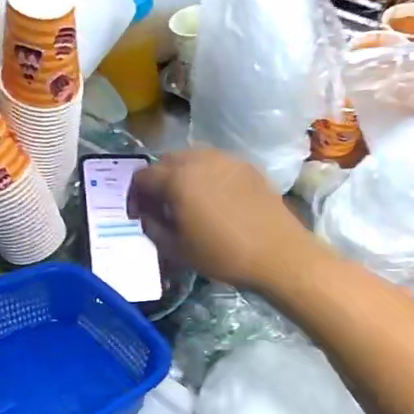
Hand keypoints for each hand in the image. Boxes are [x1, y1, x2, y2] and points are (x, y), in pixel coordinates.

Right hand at [127, 149, 320, 291]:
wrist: (278, 253)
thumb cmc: (223, 255)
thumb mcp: (178, 250)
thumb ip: (153, 228)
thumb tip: (148, 215)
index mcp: (177, 178)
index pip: (142, 177)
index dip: (134, 196)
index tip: (138, 216)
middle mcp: (199, 159)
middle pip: (166, 162)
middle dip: (157, 182)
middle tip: (160, 207)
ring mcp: (227, 159)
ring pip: (193, 159)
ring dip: (182, 176)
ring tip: (187, 202)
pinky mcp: (248, 167)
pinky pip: (217, 165)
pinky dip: (207, 176)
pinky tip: (214, 200)